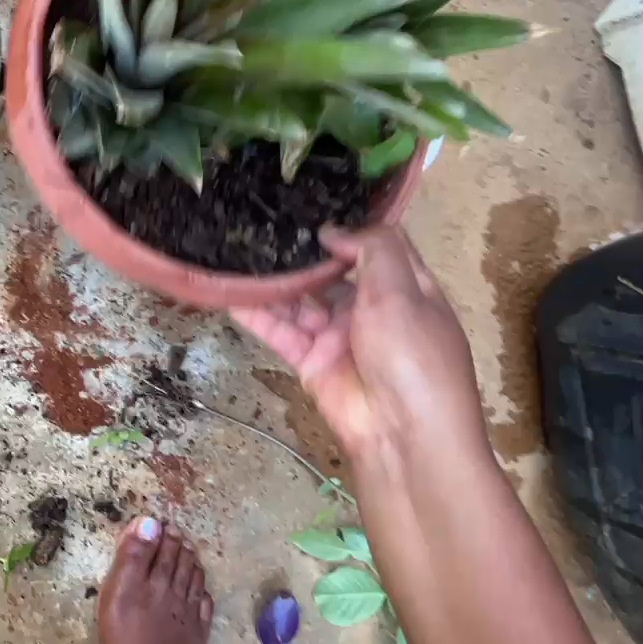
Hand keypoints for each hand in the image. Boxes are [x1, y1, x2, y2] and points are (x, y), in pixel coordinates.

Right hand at [232, 225, 485, 462]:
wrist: (402, 433)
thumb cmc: (413, 357)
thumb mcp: (403, 292)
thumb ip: (372, 250)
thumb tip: (331, 230)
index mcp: (403, 291)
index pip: (375, 250)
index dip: (347, 231)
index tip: (310, 209)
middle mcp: (368, 310)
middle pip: (328, 274)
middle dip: (299, 255)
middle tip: (260, 226)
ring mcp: (335, 336)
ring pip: (297, 300)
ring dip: (271, 281)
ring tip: (236, 253)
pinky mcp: (308, 359)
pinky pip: (277, 330)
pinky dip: (254, 313)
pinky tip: (229, 292)